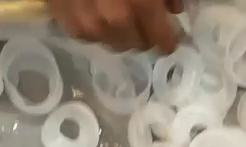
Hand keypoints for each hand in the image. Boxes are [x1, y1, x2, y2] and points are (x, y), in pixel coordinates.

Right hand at [50, 0, 183, 52]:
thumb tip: (175, 8)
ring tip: (117, 11)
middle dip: (143, 32)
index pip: (162, 40)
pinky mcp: (70, 24)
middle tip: (140, 15)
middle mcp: (116, 21)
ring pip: (115, 43)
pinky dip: (97, 27)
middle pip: (138, 44)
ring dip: (120, 32)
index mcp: (140, 4)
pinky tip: (95, 8)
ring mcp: (90, 25)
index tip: (169, 33)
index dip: (168, 37)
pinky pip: (92, 37)